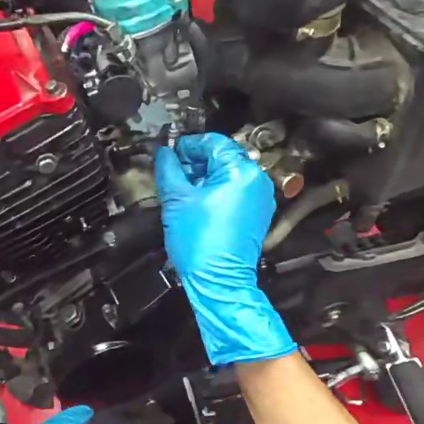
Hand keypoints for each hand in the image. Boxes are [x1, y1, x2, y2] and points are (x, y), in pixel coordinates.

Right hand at [154, 133, 297, 365]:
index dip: (188, 145)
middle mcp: (258, 181)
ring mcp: (260, 199)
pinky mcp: (257, 215)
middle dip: (196, 162)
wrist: (220, 281)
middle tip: (174, 173)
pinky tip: (198, 203)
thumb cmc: (200, 241)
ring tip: (183, 190)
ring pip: (229, 175)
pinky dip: (217, 192)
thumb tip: (163, 152)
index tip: (170, 155)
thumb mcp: (177, 200)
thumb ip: (169, 169)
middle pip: (223, 157)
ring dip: (205, 177)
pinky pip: (236, 192)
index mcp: (242, 171)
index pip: (213, 142)